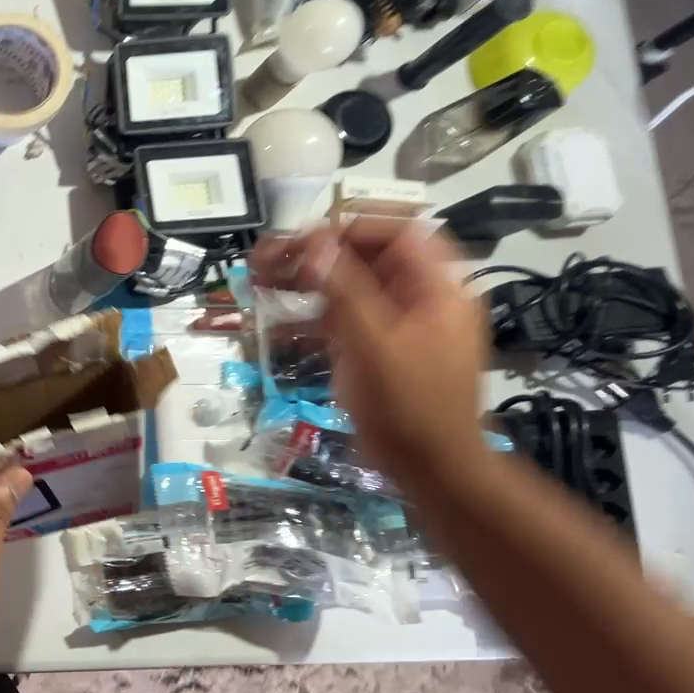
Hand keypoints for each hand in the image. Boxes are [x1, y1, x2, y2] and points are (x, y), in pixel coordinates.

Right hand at [251, 221, 489, 488]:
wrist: (428, 465)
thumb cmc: (409, 404)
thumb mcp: (373, 341)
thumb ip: (343, 288)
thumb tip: (312, 244)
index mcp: (436, 287)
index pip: (397, 232)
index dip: (349, 227)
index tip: (301, 240)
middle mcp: (416, 296)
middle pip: (363, 256)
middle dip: (313, 253)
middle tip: (264, 258)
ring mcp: (392, 322)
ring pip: (344, 284)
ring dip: (301, 280)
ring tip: (258, 280)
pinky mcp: (370, 346)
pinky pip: (335, 316)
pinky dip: (304, 314)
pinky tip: (271, 321)